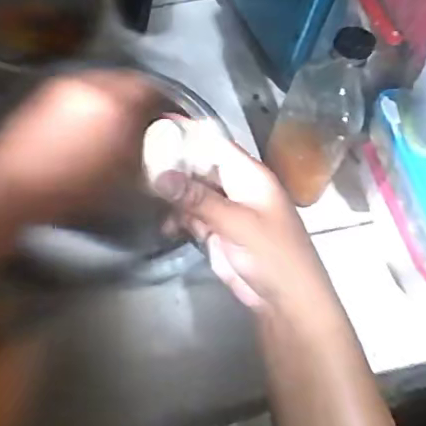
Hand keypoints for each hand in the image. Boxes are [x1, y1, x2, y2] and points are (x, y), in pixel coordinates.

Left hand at [0, 71, 156, 219]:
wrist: (11, 189)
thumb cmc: (70, 186)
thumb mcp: (118, 173)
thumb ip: (142, 147)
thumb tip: (154, 136)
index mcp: (112, 99)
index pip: (149, 87)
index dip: (163, 102)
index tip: (168, 118)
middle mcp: (86, 83)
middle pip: (122, 81)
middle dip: (136, 98)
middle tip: (143, 120)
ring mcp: (59, 87)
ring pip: (96, 85)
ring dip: (110, 99)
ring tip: (114, 125)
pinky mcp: (39, 97)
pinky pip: (74, 94)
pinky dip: (86, 105)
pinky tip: (84, 128)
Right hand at [152, 129, 341, 324]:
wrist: (287, 301)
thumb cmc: (273, 255)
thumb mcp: (236, 223)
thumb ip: (198, 198)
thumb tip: (160, 175)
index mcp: (250, 176)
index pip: (215, 143)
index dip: (189, 132)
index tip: (158, 123)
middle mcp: (236, 187)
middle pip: (200, 166)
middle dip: (173, 164)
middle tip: (139, 161)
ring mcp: (226, 210)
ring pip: (192, 192)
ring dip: (172, 194)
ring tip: (144, 194)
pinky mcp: (217, 232)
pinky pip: (191, 216)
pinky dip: (177, 218)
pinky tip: (165, 225)